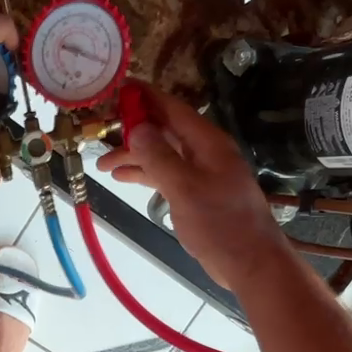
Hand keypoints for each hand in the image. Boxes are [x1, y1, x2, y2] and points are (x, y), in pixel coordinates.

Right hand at [97, 82, 284, 289]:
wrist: (250, 262)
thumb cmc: (220, 224)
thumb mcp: (185, 188)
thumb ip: (159, 157)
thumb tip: (138, 127)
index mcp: (207, 143)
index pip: (173, 109)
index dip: (146, 98)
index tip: (118, 89)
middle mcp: (205, 153)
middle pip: (165, 131)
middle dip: (133, 131)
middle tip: (101, 133)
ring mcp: (202, 174)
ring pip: (163, 155)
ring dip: (135, 157)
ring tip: (103, 164)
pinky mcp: (197, 195)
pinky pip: (167, 175)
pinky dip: (146, 174)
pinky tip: (125, 178)